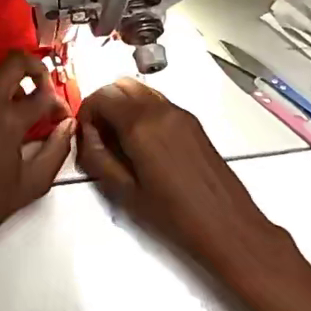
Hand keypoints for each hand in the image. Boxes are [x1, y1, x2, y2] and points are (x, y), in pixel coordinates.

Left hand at [0, 51, 73, 256]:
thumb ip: (57, 150)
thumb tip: (68, 125)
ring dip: (12, 82)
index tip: (61, 118)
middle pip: (15, 62)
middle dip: (36, 70)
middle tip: (44, 90)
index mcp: (8, 120)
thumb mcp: (33, 183)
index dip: (59, 104)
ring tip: (19, 106)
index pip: (43, 96)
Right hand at [75, 79, 283, 273]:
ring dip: (124, 105)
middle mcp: (161, 110)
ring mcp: (180, 114)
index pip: (102, 96)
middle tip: (97, 134)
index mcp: (141, 125)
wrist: (227, 225)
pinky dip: (143, 111)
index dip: (86, 110)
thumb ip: (98, 158)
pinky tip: (143, 144)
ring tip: (118, 140)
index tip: (83, 132)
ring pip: (142, 91)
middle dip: (104, 104)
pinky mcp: (193, 123)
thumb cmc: (175, 216)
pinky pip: (159, 103)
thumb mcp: (125, 192)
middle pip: (121, 86)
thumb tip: (86, 137)